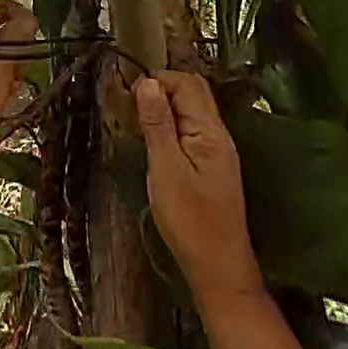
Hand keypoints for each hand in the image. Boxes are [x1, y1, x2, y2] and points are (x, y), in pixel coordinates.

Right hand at [135, 71, 263, 304]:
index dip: (157, 80)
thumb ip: (158, 124)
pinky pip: (194, 127)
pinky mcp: (214, 164)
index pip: (185, 84)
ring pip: (194, 108)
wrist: (219, 268)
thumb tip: (148, 82)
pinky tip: (158, 136)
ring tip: (140, 117)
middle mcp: (219, 132)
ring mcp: (219, 148)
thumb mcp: (166, 169)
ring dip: (168, 104)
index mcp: (210, 130)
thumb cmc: (190, 221)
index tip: (128, 93)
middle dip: (163, 86)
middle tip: (132, 101)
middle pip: (194, 90)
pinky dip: (175, 121)